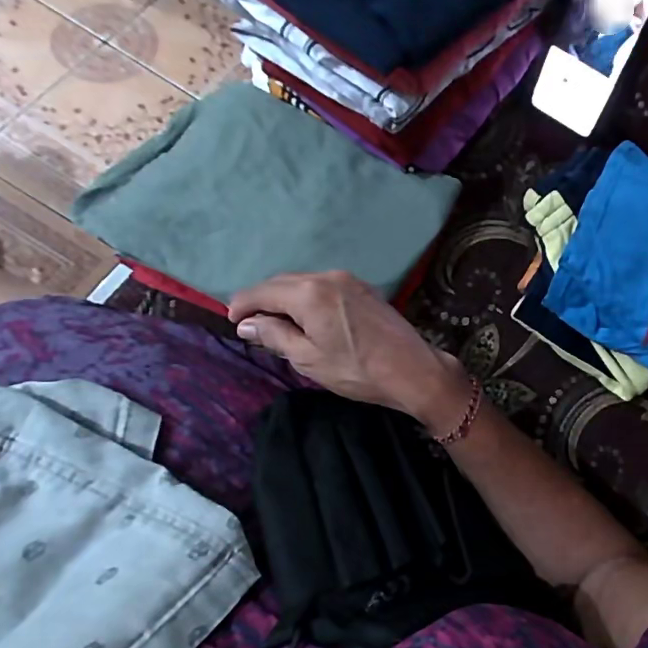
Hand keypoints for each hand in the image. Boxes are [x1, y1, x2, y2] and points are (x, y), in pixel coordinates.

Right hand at [229, 271, 471, 432]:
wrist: (413, 370)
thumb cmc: (358, 370)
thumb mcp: (308, 358)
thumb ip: (275, 336)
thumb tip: (248, 324)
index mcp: (309, 293)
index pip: (262, 291)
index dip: (242, 306)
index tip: (233, 323)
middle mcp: (329, 277)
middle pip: (283, 282)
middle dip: (264, 300)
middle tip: (253, 326)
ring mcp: (351, 281)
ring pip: (305, 282)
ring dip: (287, 299)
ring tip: (279, 325)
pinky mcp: (367, 289)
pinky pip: (326, 287)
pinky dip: (310, 298)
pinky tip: (309, 318)